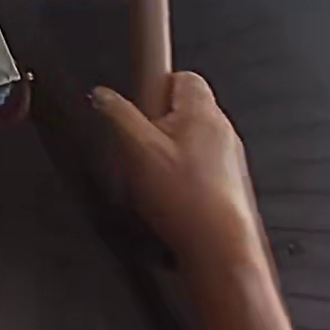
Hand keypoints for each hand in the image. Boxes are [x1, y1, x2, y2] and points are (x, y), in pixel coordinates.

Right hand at [94, 72, 263, 269]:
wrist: (221, 255)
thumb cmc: (187, 201)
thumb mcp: (134, 146)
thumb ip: (114, 111)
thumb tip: (102, 94)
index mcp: (203, 114)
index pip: (181, 74)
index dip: (154, 78)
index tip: (137, 82)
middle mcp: (221, 131)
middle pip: (179, 105)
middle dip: (152, 116)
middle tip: (135, 135)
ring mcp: (227, 159)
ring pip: (184, 134)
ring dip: (162, 144)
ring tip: (147, 166)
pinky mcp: (226, 182)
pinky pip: (193, 160)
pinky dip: (175, 167)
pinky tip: (162, 187)